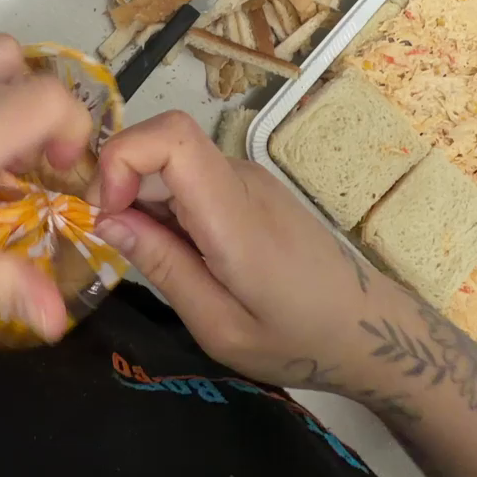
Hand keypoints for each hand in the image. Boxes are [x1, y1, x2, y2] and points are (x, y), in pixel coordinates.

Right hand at [90, 111, 386, 387]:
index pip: (172, 137)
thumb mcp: (219, 326)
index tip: (106, 213)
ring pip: (169, 160)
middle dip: (119, 182)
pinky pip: (189, 177)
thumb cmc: (299, 340)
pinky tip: (180, 250)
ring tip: (153, 256)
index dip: (122, 158)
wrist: (372, 331)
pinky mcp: (247, 186)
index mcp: (235, 214)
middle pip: (160, 143)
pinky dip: (164, 204)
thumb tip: (104, 219)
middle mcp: (240, 178)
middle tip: (115, 241)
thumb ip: (162, 266)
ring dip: (141, 197)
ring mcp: (246, 177)